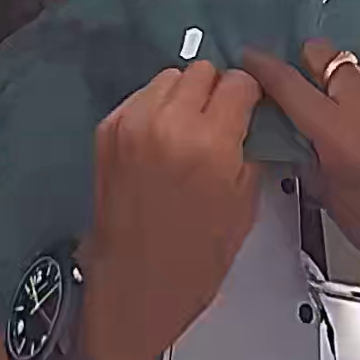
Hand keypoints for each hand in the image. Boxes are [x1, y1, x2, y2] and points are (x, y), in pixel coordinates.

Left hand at [78, 62, 261, 359]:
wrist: (132, 289)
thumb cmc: (193, 258)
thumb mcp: (244, 203)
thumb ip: (250, 146)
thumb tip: (251, 116)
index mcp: (209, 143)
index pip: (239, 81)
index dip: (249, 94)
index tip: (248, 106)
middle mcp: (168, 123)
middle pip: (203, 70)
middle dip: (217, 91)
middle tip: (219, 118)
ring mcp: (133, 123)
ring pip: (171, 76)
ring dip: (185, 95)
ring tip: (188, 127)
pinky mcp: (108, 129)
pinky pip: (143, 95)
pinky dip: (157, 107)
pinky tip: (163, 137)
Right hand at [242, 41, 359, 284]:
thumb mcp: (314, 179)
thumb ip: (295, 133)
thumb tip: (276, 100)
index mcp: (340, 134)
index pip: (289, 83)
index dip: (264, 67)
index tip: (250, 57)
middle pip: (322, 55)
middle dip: (309, 69)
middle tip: (307, 92)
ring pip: (349, 66)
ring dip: (340, 84)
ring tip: (346, 116)